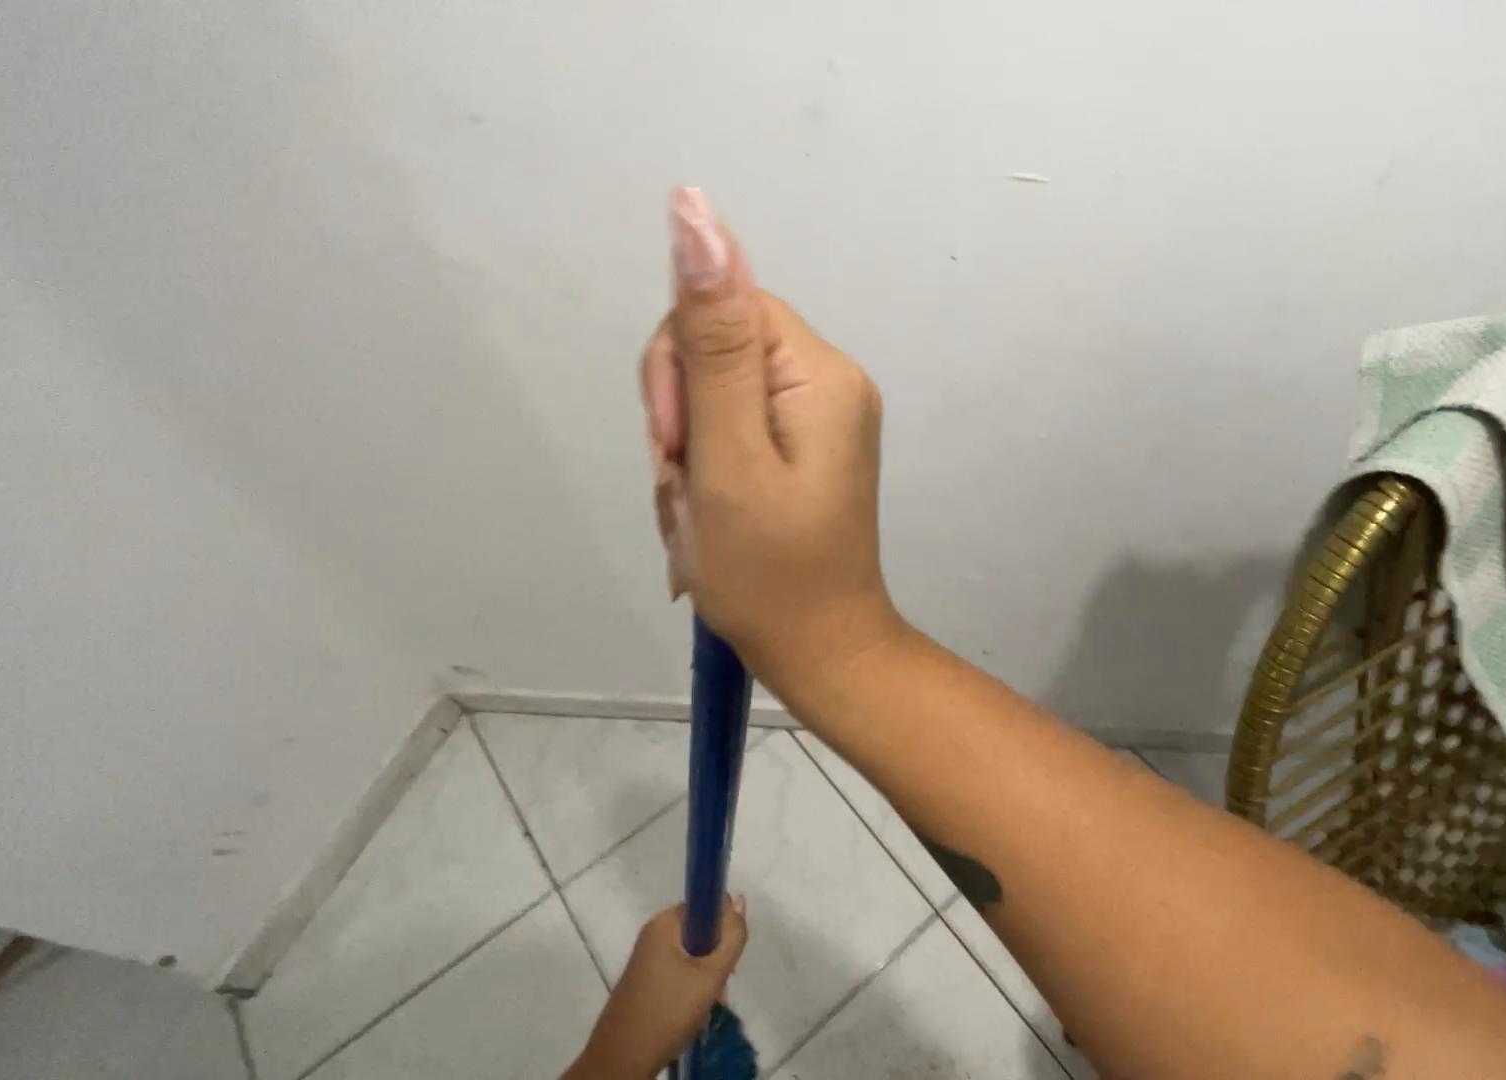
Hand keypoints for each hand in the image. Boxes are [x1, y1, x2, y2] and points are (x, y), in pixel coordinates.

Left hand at [566, 898, 747, 1079]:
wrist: (620, 1063)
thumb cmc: (668, 1013)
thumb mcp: (711, 974)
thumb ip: (732, 936)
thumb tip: (739, 899)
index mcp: (665, 924)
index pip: (707, 906)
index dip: (723, 927)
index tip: (728, 956)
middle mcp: (653, 934)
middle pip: (700, 930)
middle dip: (716, 956)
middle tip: (720, 985)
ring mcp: (646, 958)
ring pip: (692, 954)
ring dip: (706, 975)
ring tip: (708, 1003)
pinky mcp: (644, 979)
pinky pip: (678, 970)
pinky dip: (691, 987)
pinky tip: (693, 1012)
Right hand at [640, 188, 902, 696]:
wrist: (818, 649)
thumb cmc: (769, 571)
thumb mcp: (727, 453)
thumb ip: (711, 337)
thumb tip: (695, 211)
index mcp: (819, 375)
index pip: (721, 307)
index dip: (677, 371)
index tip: (680, 446)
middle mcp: (829, 383)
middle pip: (715, 350)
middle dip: (680, 420)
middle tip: (690, 491)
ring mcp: (819, 418)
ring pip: (714, 396)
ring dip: (687, 455)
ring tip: (701, 516)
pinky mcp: (803, 449)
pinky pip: (732, 431)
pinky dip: (706, 472)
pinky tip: (710, 518)